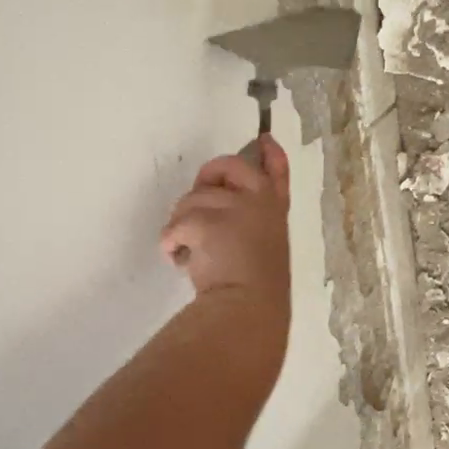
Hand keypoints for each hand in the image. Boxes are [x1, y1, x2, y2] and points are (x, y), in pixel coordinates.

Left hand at [160, 136, 291, 298]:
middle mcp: (260, 200)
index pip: (277, 172)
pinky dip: (170, 245)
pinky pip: (175, 226)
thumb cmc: (259, 290)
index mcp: (275, 211)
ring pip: (191, 200)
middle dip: (207, 177)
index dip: (270, 154)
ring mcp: (236, 207)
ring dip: (183, 225)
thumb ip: (251, 225)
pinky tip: (179, 261)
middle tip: (196, 204)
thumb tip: (219, 217)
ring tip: (192, 254)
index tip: (264, 140)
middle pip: (228, 166)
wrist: (249, 308)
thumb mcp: (264, 249)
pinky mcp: (207, 220)